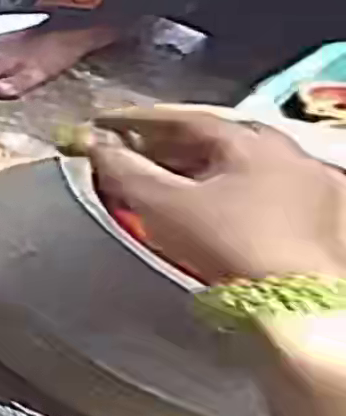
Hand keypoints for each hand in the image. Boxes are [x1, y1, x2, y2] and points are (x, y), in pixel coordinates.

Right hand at [83, 107, 345, 282]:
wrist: (289, 297)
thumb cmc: (218, 237)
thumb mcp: (155, 199)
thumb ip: (120, 165)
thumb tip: (93, 141)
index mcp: (258, 148)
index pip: (189, 119)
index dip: (138, 118)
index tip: (102, 121)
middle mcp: (295, 157)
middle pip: (221, 136)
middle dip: (170, 138)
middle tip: (130, 144)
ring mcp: (317, 185)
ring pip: (243, 159)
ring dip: (197, 159)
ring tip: (159, 168)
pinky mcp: (323, 212)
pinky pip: (262, 180)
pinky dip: (223, 178)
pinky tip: (200, 190)